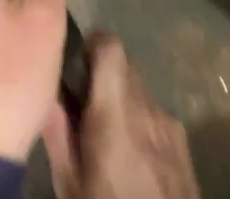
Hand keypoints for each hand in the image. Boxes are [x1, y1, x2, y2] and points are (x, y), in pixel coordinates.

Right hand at [44, 34, 198, 198]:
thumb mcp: (69, 184)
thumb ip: (56, 131)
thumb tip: (43, 90)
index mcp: (115, 114)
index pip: (109, 45)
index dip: (90, 45)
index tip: (73, 64)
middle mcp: (147, 110)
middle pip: (124, 66)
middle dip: (101, 76)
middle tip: (80, 106)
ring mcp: (171, 127)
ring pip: (140, 90)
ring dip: (120, 100)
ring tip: (103, 135)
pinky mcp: (185, 146)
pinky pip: (155, 114)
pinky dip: (139, 122)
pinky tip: (130, 158)